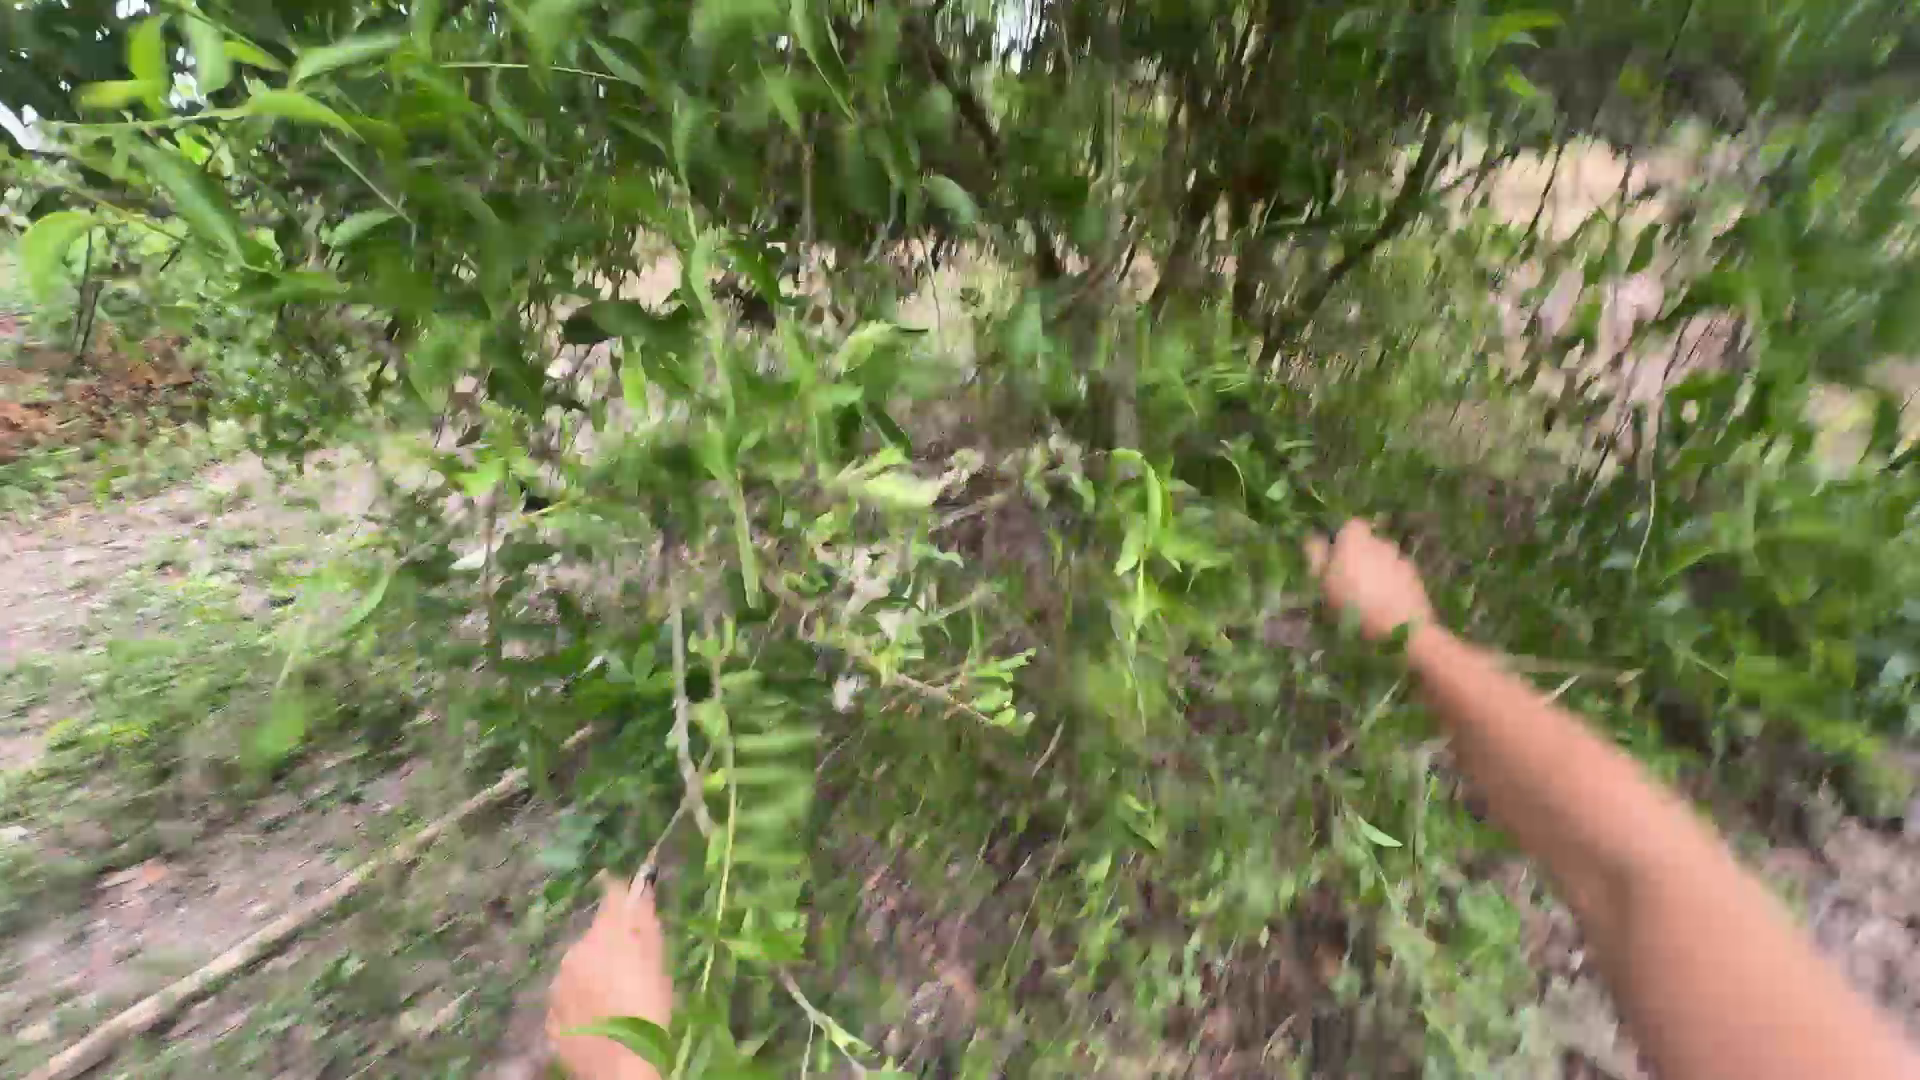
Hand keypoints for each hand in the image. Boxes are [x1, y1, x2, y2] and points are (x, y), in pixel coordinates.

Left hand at [547, 874, 674, 1079]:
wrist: (618, 1068)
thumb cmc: (648, 1008)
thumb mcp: (657, 962)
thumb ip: (646, 923)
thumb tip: (641, 889)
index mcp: (604, 935)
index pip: (611, 894)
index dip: (622, 892)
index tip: (632, 893)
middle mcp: (574, 953)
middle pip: (596, 932)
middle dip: (611, 938)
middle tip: (632, 961)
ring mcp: (557, 986)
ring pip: (580, 963)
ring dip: (595, 968)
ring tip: (616, 991)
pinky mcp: (550, 1015)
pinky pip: (569, 993)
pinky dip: (582, 995)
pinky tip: (599, 1012)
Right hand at [1304, 520, 1436, 640]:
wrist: (1400, 629)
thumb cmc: (1351, 605)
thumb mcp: (1321, 583)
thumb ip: (1315, 556)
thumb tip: (1313, 537)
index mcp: (1355, 541)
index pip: (1351, 524)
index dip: (1343, 537)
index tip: (1334, 555)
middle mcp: (1381, 543)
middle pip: (1368, 542)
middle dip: (1359, 554)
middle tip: (1347, 578)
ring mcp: (1401, 559)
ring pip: (1383, 558)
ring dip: (1375, 568)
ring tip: (1367, 593)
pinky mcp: (1416, 577)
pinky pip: (1397, 573)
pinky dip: (1391, 581)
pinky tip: (1385, 601)